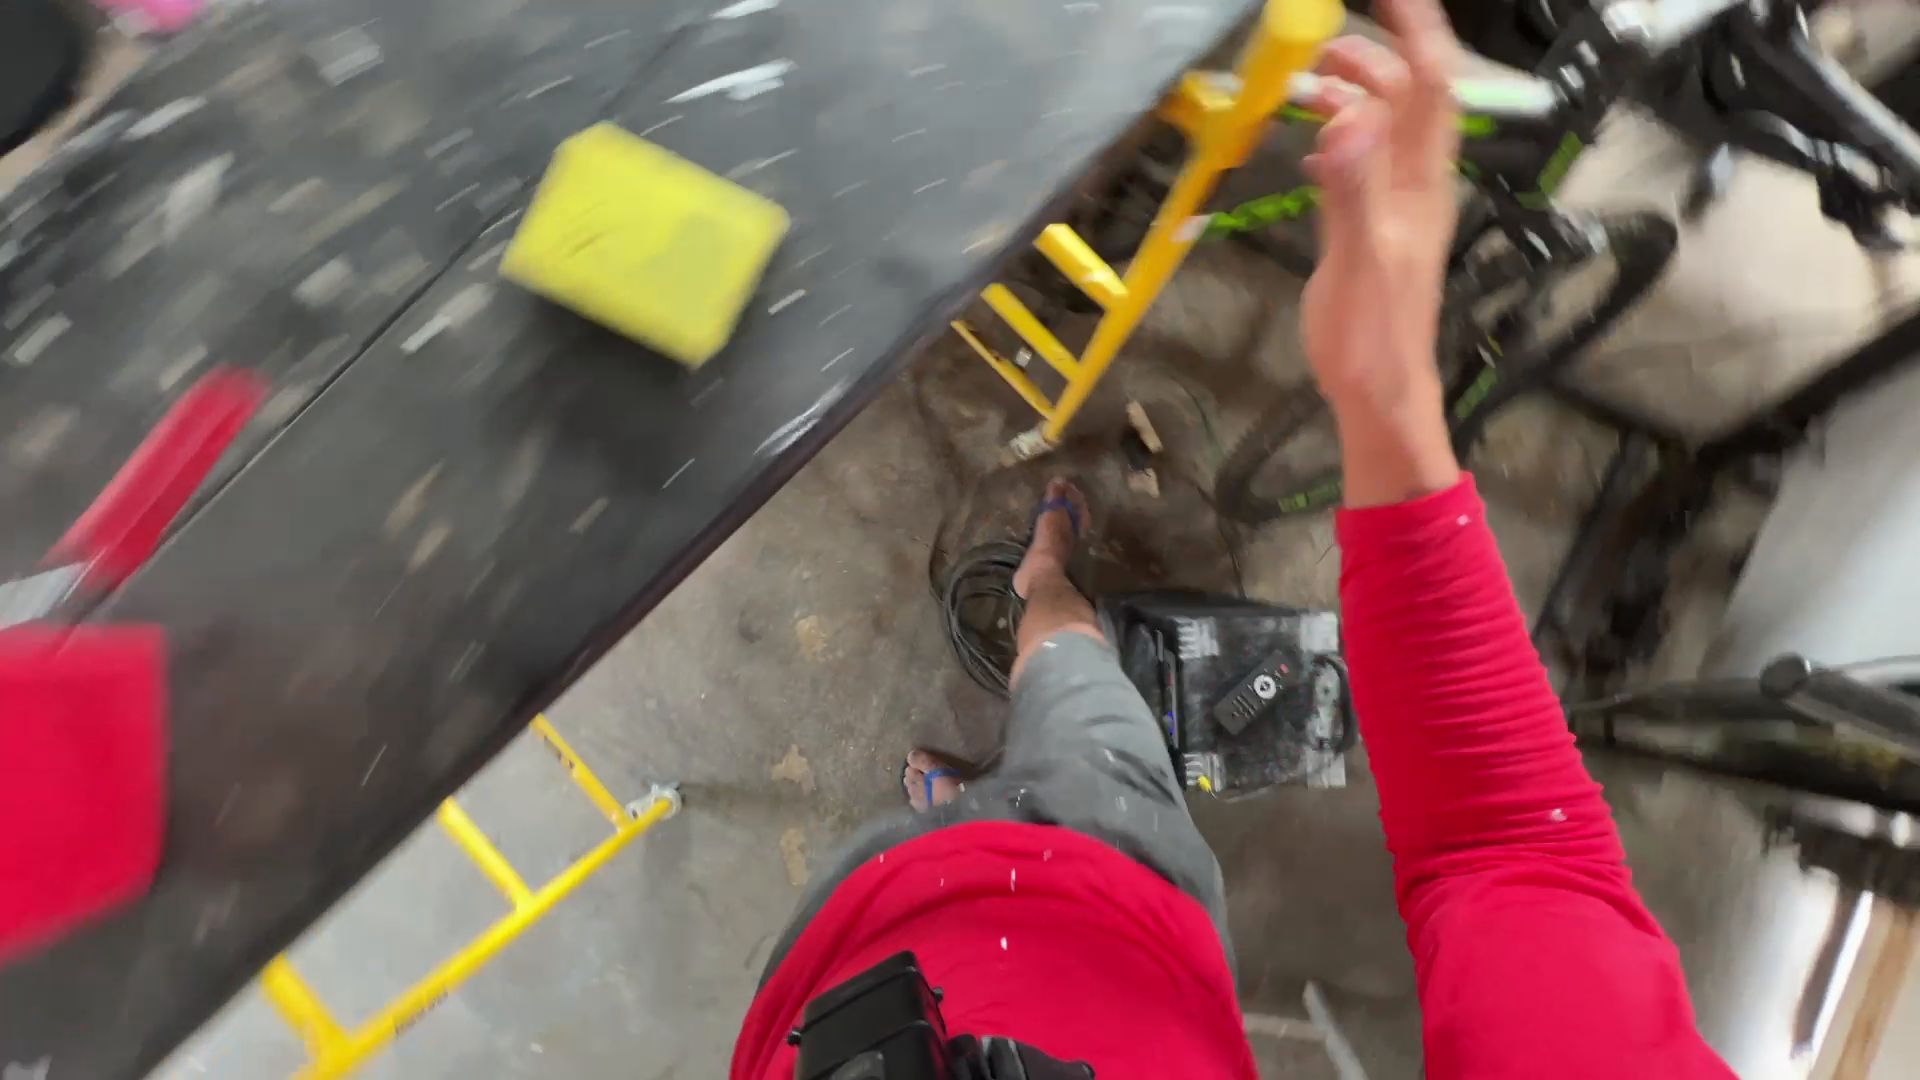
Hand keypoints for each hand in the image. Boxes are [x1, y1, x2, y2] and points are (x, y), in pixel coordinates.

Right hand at [1297, 0, 1462, 414]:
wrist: (1380, 389)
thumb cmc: (1370, 336)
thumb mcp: (1359, 264)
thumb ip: (1351, 194)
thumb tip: (1344, 121)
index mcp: (1419, 185)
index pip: (1428, 87)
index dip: (1414, 32)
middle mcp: (1414, 188)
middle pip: (1406, 103)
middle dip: (1373, 61)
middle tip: (1321, 48)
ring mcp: (1392, 211)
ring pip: (1383, 136)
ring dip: (1354, 101)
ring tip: (1311, 88)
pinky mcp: (1370, 234)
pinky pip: (1363, 172)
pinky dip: (1340, 147)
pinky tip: (1314, 152)